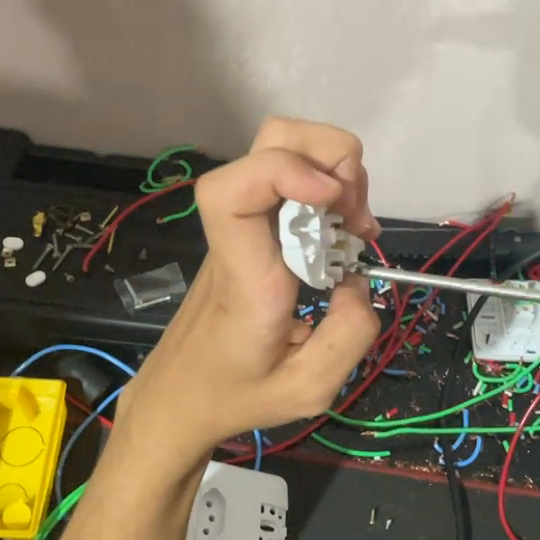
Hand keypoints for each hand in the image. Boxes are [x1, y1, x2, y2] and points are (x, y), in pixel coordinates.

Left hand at [116, 118, 383, 457]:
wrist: (181, 397)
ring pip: (280, 149)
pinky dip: (326, 188)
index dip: (283, 172)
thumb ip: (349, 335)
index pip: (230, 193)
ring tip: (354, 224)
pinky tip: (341, 233)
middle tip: (355, 215)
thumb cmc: (235, 396)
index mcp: (245, 278)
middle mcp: (240, 238)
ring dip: (332, 169)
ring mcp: (243, 227)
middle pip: (269, 141)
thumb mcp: (308, 391)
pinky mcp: (251, 231)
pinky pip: (288, 181)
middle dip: (330, 156)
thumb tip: (357, 281)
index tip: (331, 200)